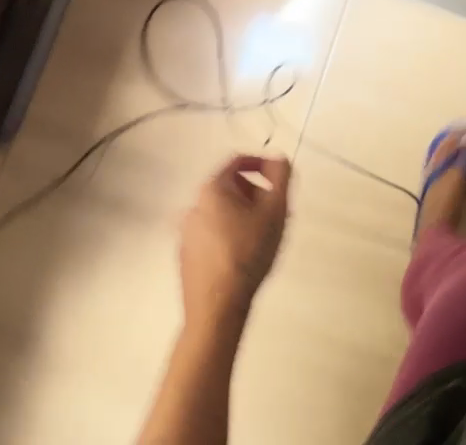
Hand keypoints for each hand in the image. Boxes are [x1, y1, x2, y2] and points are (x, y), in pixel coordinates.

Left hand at [178, 154, 291, 326]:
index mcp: (212, 190)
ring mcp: (185, 232)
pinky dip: (228, 233)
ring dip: (243, 214)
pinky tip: (244, 254)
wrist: (217, 307)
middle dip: (255, 193)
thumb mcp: (276, 210)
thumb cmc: (249, 253)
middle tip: (275, 210)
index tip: (278, 178)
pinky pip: (211, 232)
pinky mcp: (184, 255)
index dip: (261, 164)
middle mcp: (193, 206)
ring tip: (263, 235)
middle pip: (229, 186)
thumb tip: (278, 158)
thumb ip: (281, 176)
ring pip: (220, 211)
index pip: (237, 161)